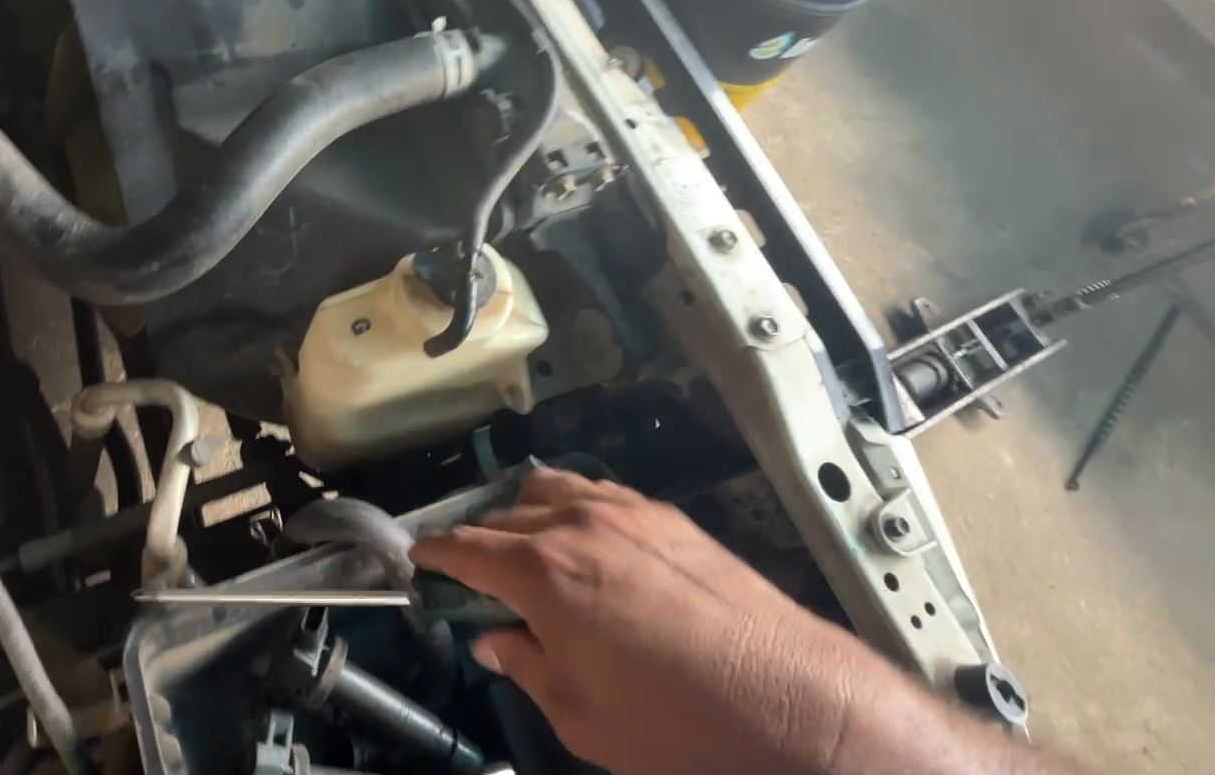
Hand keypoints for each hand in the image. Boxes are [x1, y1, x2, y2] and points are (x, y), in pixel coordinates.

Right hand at [412, 468, 902, 774]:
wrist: (794, 706)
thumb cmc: (675, 726)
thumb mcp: (580, 714)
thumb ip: (525, 664)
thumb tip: (493, 639)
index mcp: (542, 572)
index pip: (466, 548)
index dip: (435, 552)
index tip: (420, 557)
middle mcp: (575, 523)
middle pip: (501, 516)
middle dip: (476, 541)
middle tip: (472, 573)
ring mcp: (623, 510)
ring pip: (548, 488)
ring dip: (522, 514)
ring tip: (524, 547)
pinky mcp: (664, 515)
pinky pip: (597, 491)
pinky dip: (571, 505)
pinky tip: (583, 535)